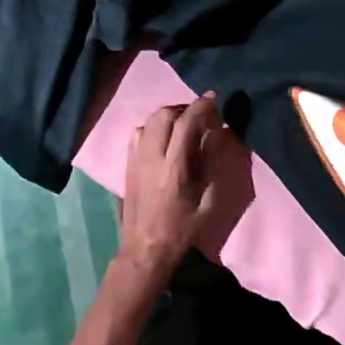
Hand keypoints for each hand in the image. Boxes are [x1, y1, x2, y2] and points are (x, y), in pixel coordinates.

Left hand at [120, 94, 237, 281]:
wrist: (145, 247)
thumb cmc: (181, 229)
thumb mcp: (206, 203)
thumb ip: (211, 165)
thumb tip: (217, 135)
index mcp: (174, 168)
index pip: (186, 124)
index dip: (200, 106)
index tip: (213, 97)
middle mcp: (152, 157)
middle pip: (164, 115)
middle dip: (184, 108)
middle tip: (200, 114)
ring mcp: (136, 158)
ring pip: (149, 121)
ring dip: (168, 114)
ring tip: (183, 123)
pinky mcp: (127, 163)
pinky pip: (138, 132)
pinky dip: (153, 126)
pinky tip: (163, 136)